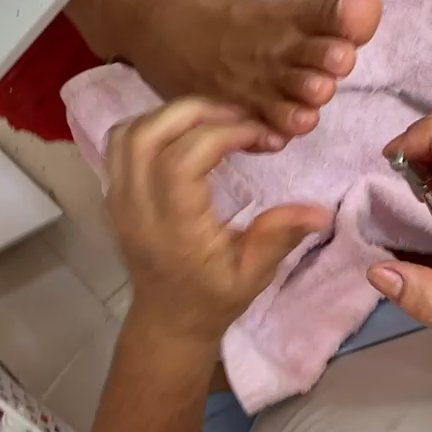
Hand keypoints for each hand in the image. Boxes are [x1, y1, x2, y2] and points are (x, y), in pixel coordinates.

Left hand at [107, 98, 331, 340]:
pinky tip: (183, 132)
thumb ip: (278, 238)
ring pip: (128, 134)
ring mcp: (118, 200)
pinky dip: (149, 125)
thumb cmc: (214, 297)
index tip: (259, 135)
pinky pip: (119, 144)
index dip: (223, 133)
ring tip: (212, 119)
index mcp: (174, 229)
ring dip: (170, 115)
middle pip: (149, 135)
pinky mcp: (112, 194)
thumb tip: (319, 210)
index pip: (182, 161)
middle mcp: (137, 209)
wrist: (168, 319)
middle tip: (237, 115)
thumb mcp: (253, 275)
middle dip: (196, 111)